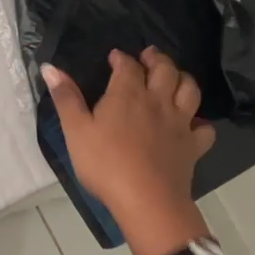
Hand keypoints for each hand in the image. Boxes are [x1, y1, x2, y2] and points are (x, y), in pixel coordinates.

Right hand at [42, 48, 215, 254]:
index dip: (121, 58)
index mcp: (128, 95)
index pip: (128, 67)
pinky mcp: (193, 146)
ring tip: (174, 77)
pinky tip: (192, 123)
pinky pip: (204, 128)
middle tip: (149, 55)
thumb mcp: (75, 130)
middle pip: (165, 70)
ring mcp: (180, 123)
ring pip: (189, 90)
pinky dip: (200, 121)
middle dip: (157, 59)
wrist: (146, 199)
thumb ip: (65, 98)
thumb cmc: (105, 163)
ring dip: (182, 78)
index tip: (114, 56)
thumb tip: (50, 68)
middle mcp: (158, 102)